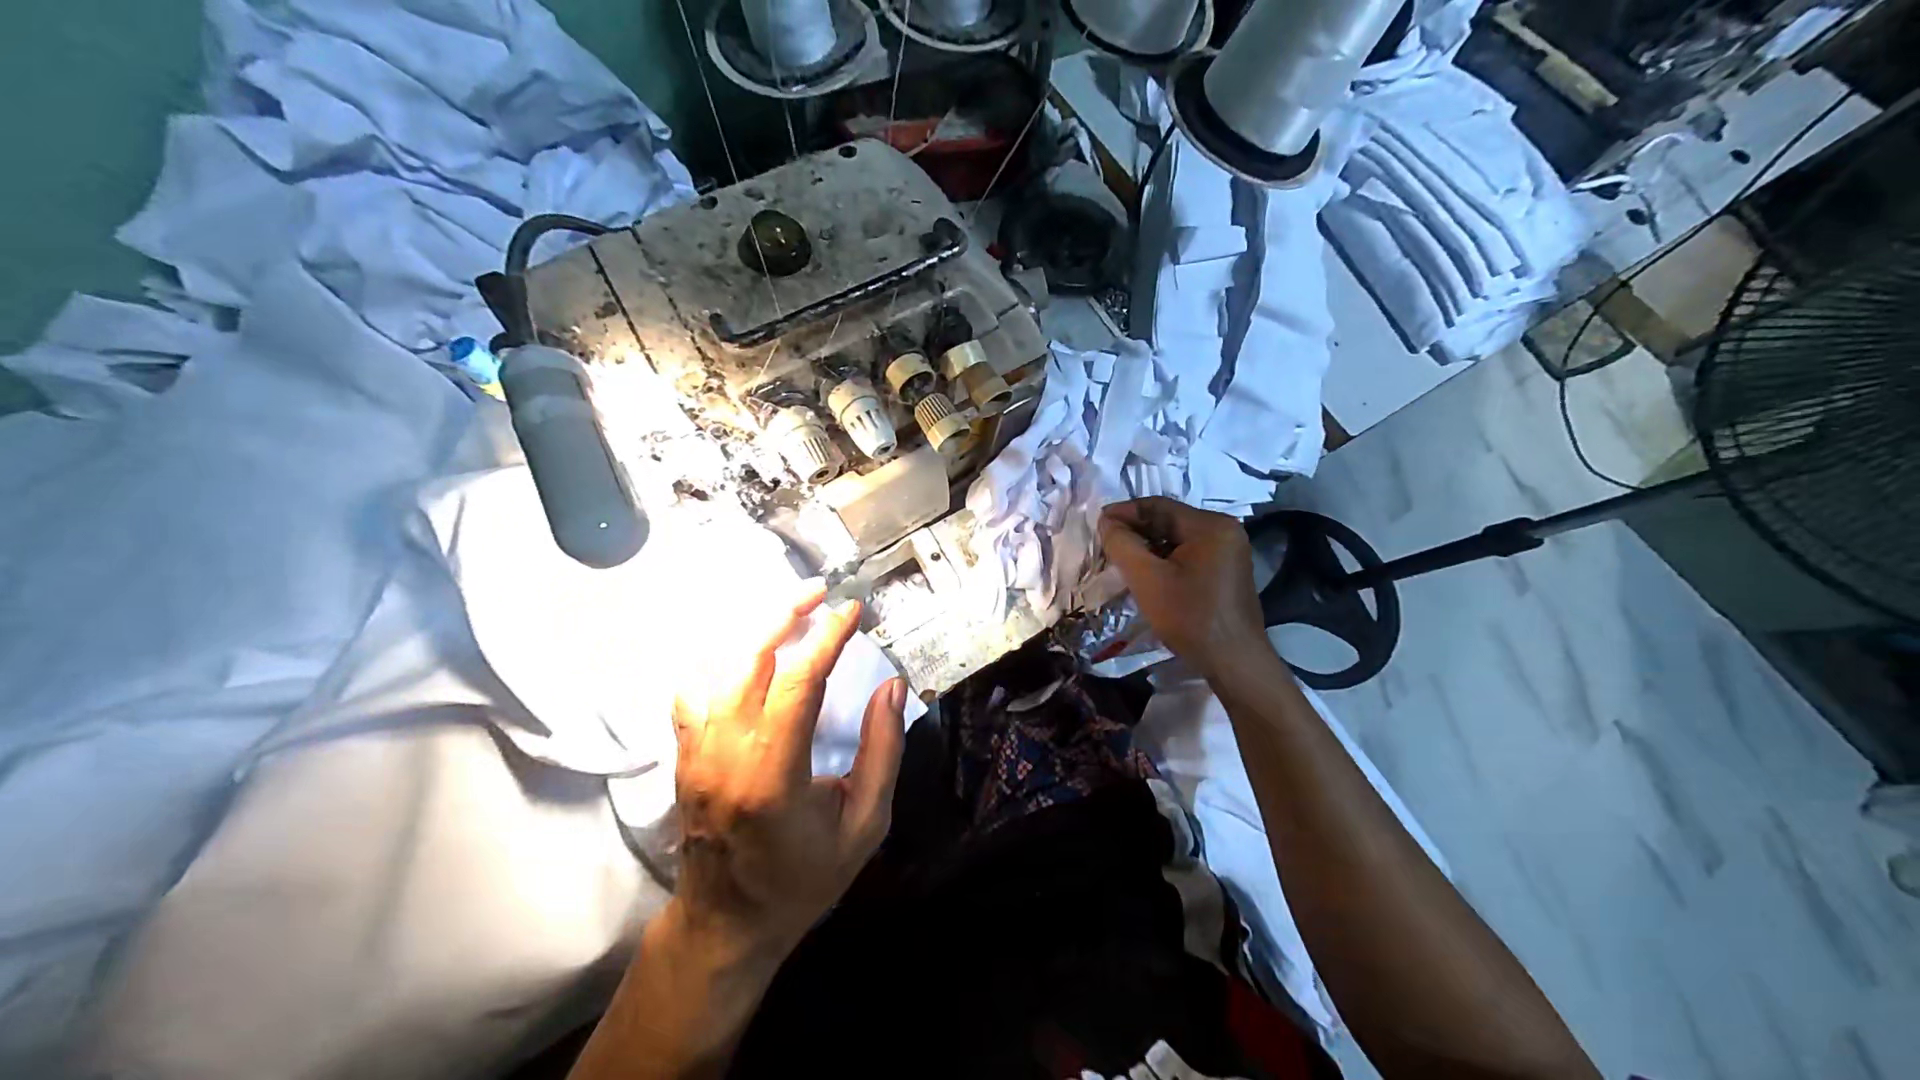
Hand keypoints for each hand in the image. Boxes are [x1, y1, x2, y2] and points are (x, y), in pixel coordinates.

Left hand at [671, 581, 907, 961]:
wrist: (727, 925)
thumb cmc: (804, 881)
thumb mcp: (864, 826)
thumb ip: (882, 752)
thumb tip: (892, 686)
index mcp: (773, 774)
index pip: (799, 683)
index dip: (828, 639)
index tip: (853, 610)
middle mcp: (726, 755)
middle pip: (753, 662)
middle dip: (788, 617)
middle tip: (820, 591)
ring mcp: (697, 756)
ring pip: (724, 673)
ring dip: (761, 637)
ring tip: (795, 614)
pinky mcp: (684, 759)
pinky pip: (697, 697)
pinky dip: (723, 669)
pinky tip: (746, 660)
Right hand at [1098, 497, 1269, 679]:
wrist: (1234, 662)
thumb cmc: (1191, 618)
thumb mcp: (1148, 579)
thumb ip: (1123, 545)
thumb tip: (1107, 521)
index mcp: (1211, 525)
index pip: (1158, 506)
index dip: (1124, 513)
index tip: (1098, 525)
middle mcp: (1225, 530)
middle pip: (1169, 521)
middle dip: (1135, 531)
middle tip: (1106, 545)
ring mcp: (1228, 551)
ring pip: (1176, 539)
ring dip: (1147, 547)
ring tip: (1120, 561)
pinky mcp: (1225, 571)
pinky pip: (1187, 555)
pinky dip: (1164, 560)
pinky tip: (1145, 575)